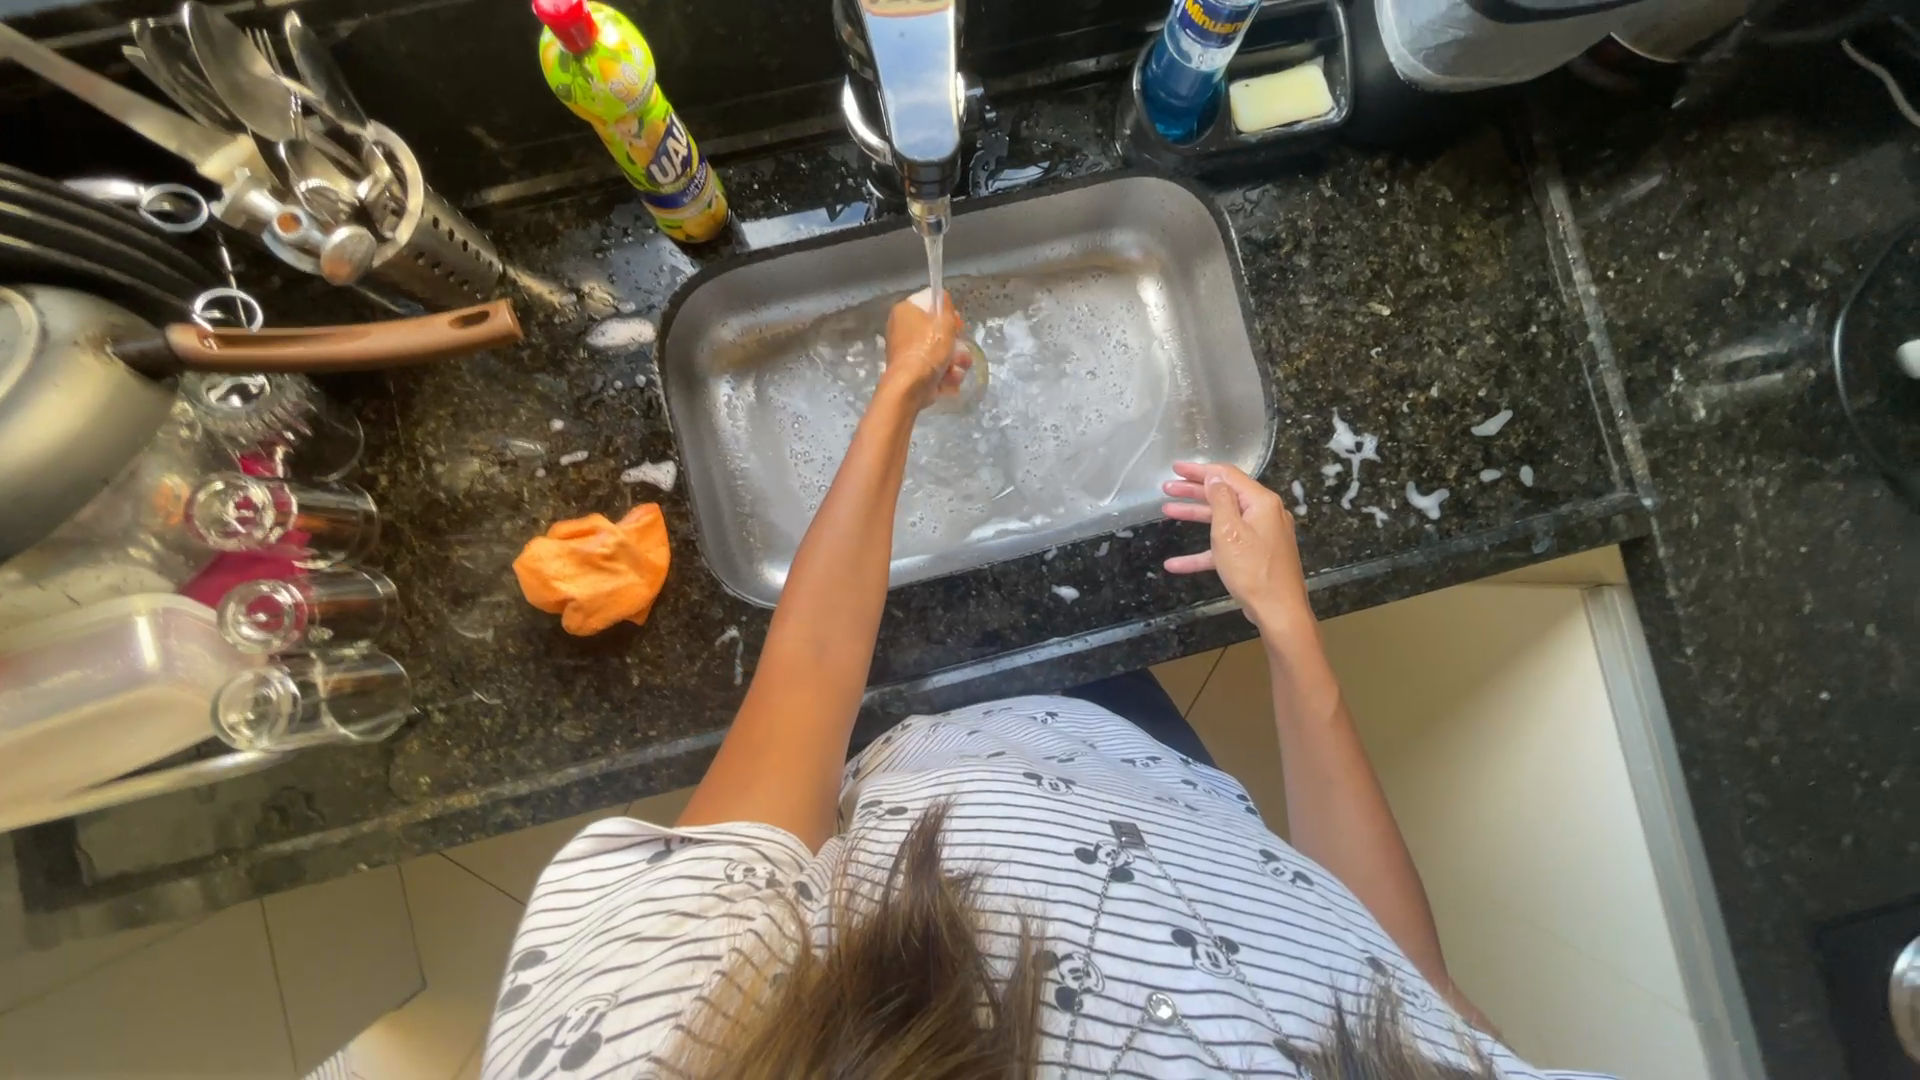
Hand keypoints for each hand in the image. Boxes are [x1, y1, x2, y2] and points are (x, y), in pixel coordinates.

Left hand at [878, 290, 972, 411]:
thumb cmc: (928, 348)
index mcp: (905, 311)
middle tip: (959, 350)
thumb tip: (942, 298)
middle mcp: (903, 329)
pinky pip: (935, 368)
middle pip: (938, 331)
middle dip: (955, 344)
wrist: (912, 386)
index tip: (958, 325)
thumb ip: (945, 305)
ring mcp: (907, 352)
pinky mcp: (913, 372)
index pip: (931, 304)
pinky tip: (949, 380)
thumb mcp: (944, 320)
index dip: (948, 314)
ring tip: (956, 369)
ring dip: (954, 361)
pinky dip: (945, 375)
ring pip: (940, 352)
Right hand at [1161, 462, 1313, 636]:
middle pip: (1223, 495)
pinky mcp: (1255, 555)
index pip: (1227, 476)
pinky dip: (1203, 552)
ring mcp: (1260, 535)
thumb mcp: (1229, 531)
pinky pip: (1225, 547)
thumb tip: (1214, 477)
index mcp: (1260, 502)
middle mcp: (1263, 514)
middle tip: (1167, 488)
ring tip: (1167, 511)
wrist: (1279, 610)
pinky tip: (1176, 564)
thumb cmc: (1252, 570)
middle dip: (1193, 491)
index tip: (1176, 468)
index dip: (1199, 470)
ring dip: (1194, 516)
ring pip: (1222, 519)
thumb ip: (1220, 500)